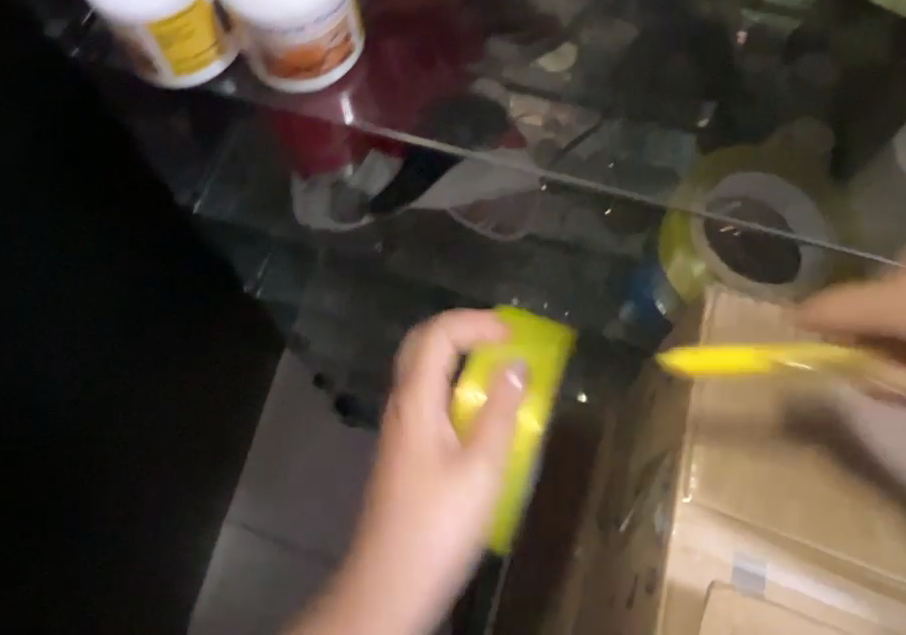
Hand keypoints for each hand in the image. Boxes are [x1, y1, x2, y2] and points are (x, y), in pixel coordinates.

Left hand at [287, 310, 525, 634]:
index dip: (476, 322)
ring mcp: (398, 429)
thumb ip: (501, 413)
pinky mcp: (404, 452)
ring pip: (422, 371)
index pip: (438, 334)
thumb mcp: (482, 469)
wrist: (388, 583)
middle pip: (422, 344)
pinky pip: (427, 398)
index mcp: (415, 399)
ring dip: (457, 358)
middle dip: (462, 330)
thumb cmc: (438, 525)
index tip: (515, 334)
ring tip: (497, 369)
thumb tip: (517, 363)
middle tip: (502, 338)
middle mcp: (401, 404)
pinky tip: (478, 415)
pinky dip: (453, 387)